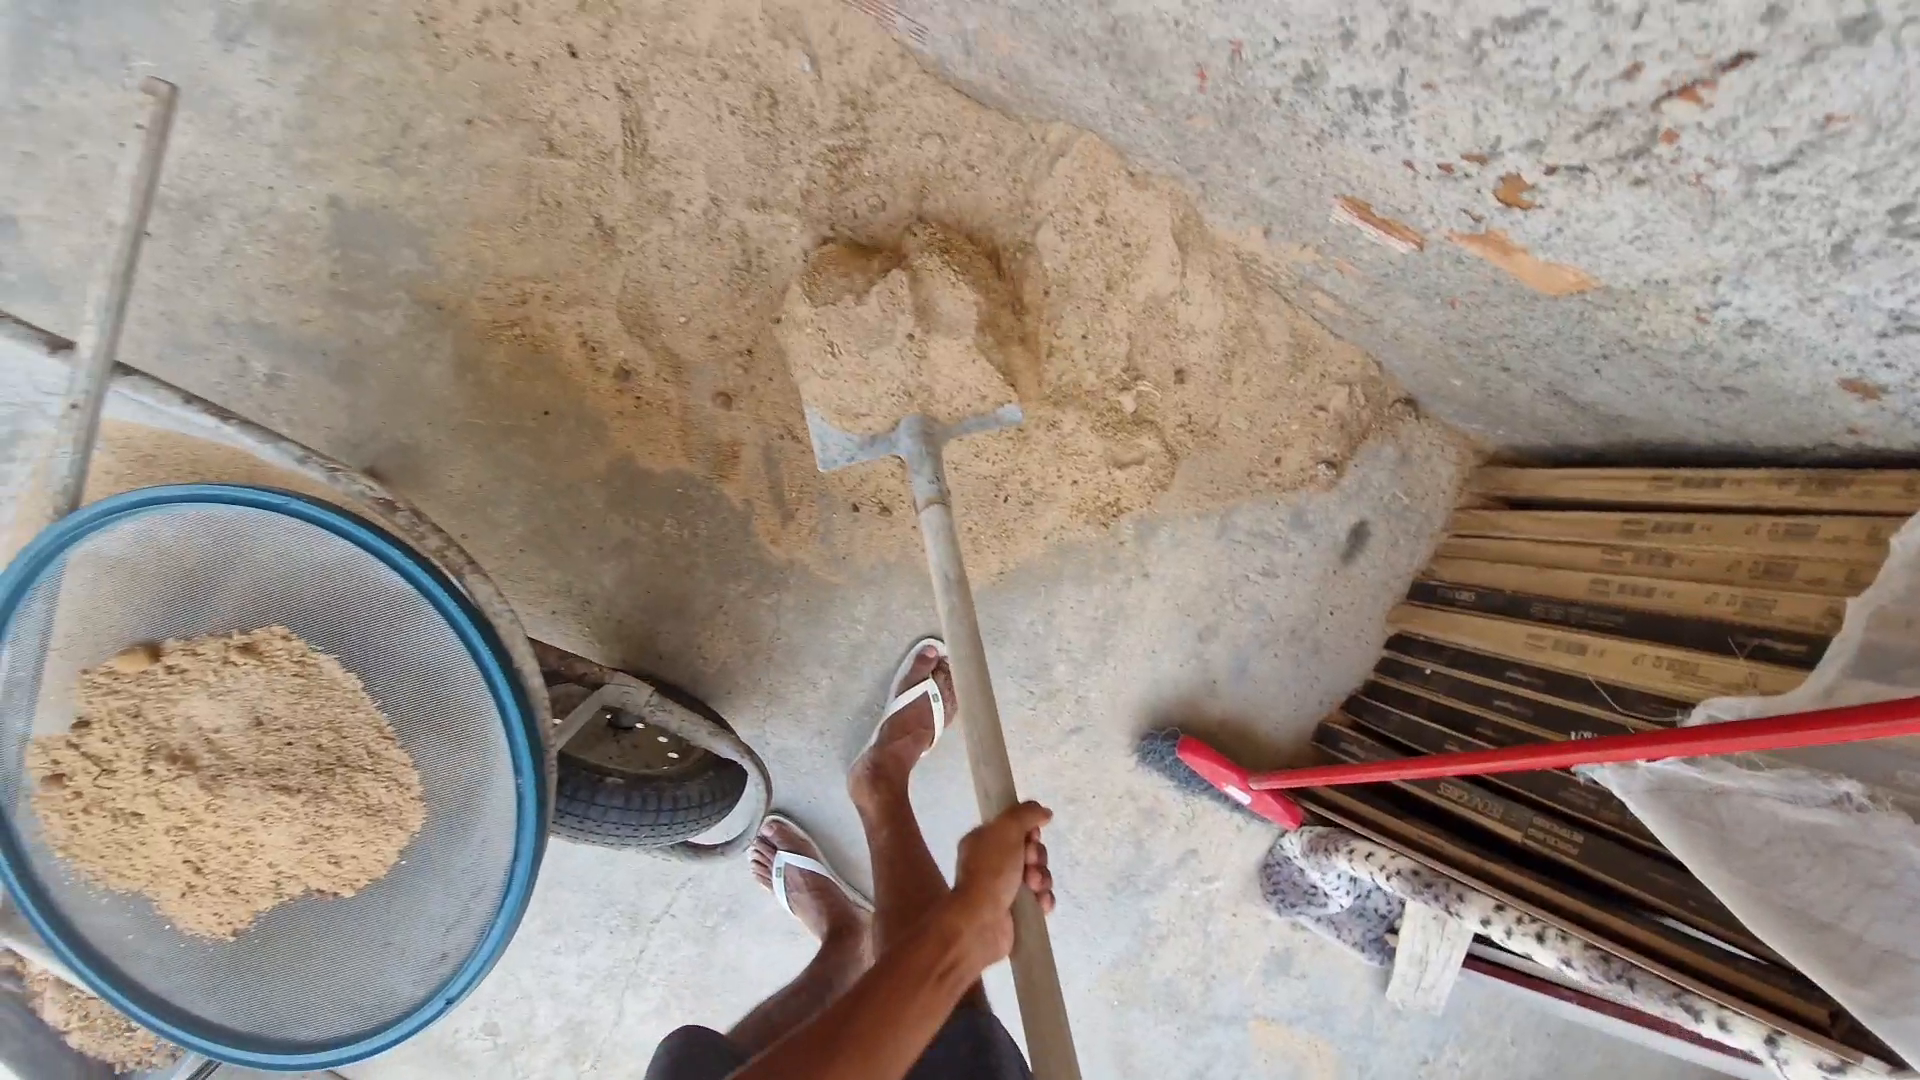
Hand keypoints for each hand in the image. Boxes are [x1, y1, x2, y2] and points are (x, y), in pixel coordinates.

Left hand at [949, 801, 1054, 961]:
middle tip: (1030, 863)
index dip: (1028, 830)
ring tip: (1033, 887)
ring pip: (1038, 874)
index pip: (1013, 827)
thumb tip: (1044, 812)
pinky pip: (1040, 898)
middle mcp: (993, 863)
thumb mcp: (1006, 829)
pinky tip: (1039, 903)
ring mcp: (1005, 889)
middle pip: (1030, 850)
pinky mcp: (1018, 912)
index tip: (1031, 836)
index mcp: (983, 841)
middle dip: (1037, 856)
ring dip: (1042, 878)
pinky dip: (1043, 899)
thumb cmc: (990, 871)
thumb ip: (1026, 813)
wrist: (981, 922)